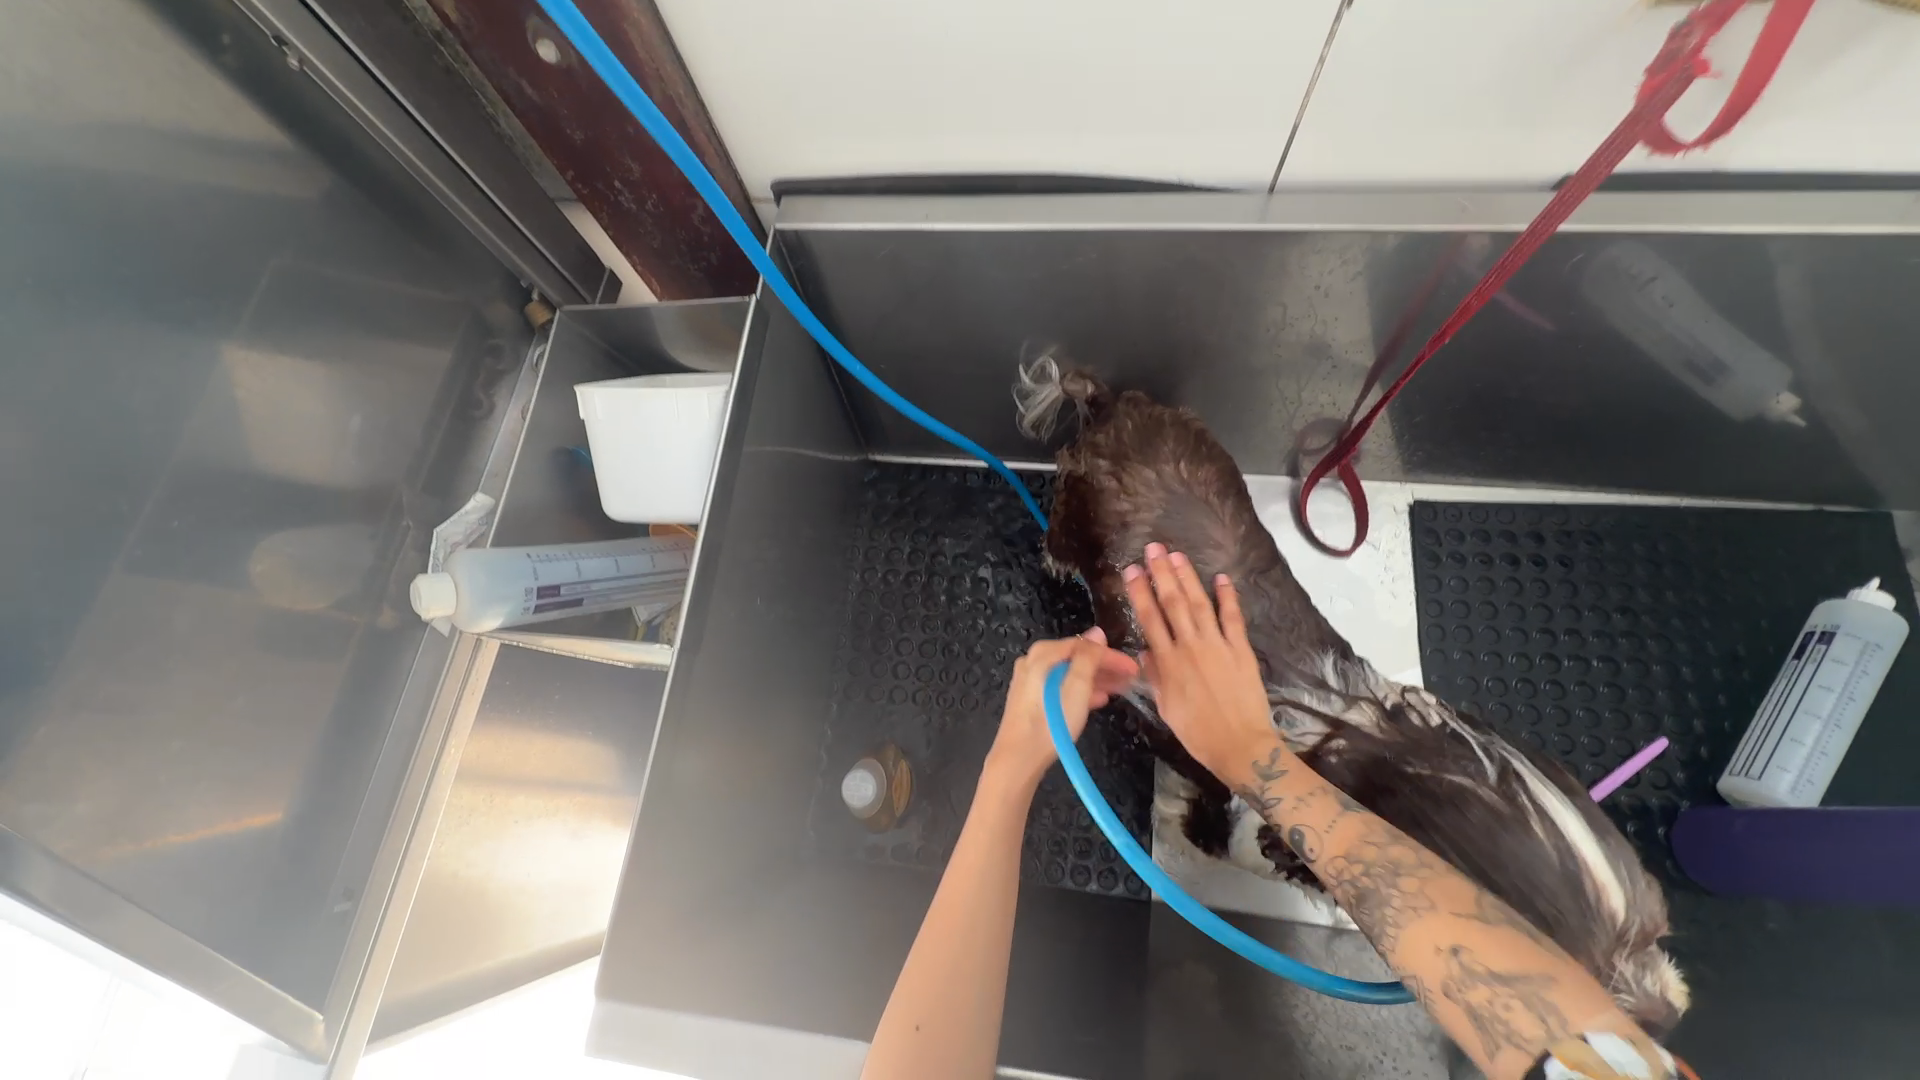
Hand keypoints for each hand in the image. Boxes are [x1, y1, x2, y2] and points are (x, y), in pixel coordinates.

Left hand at [985, 629, 1139, 791]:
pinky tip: (1097, 700)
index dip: (1111, 655)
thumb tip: (1097, 633)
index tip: (1133, 667)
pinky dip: (1080, 691)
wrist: (1019, 758)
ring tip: (1119, 690)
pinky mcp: (1030, 699)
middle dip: (1104, 667)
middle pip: (1075, 658)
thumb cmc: (1052, 722)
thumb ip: (1088, 657)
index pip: (1084, 645)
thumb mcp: (1076, 687)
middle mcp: (1033, 662)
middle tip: (1129, 679)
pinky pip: (1060, 687)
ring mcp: (1029, 681)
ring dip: (1095, 680)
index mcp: (1043, 654)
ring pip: (1068, 674)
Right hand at [1124, 543, 1283, 790]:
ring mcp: (1218, 646)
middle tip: (1154, 548)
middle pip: (1173, 603)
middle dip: (1162, 573)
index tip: (1132, 570)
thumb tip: (1144, 652)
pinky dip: (1228, 597)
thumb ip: (1155, 677)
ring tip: (1178, 556)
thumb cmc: (1198, 732)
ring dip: (1188, 578)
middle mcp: (1190, 647)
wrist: (1240, 746)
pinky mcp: (1241, 650)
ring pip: (1199, 604)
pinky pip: (1233, 618)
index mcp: (1168, 663)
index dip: (1140, 592)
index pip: (1150, 619)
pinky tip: (1222, 578)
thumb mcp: (1166, 708)